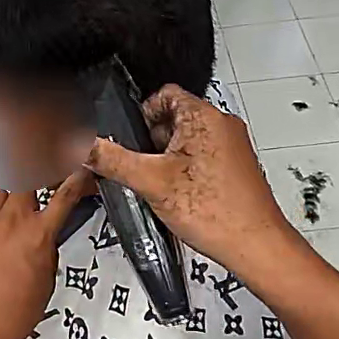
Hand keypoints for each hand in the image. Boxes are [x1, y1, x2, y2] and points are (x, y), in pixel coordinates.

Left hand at [0, 171, 90, 338]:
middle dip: (32, 176)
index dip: (74, 175)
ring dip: (6, 203)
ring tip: (5, 228)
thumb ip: (47, 247)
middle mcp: (10, 222)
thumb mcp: (46, 278)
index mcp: (39, 234)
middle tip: (34, 181)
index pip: (65, 193)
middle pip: (25, 177)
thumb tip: (44, 236)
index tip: (77, 165)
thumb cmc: (10, 314)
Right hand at [82, 85, 301, 277]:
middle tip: (145, 170)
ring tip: (164, 187)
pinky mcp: (235, 168)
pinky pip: (202, 159)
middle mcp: (223, 126)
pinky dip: (185, 173)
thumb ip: (112, 159)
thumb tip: (83, 145)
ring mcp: (232, 147)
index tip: (131, 138)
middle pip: (173, 120)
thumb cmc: (218, 212)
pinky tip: (181, 197)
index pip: (164, 94)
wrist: (254, 244)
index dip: (141, 114)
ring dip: (168, 161)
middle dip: (152, 143)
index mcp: (204, 116)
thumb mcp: (151, 182)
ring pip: (186, 142)